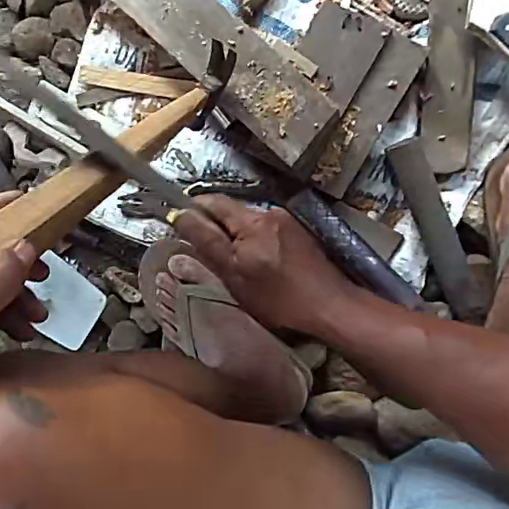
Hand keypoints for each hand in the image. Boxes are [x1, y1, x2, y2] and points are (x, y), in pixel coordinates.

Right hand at [172, 195, 361, 335]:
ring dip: (235, 234)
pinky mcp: (299, 233)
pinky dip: (254, 240)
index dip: (193, 209)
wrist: (330, 306)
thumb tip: (182, 216)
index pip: (213, 202)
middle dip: (214, 224)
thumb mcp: (234, 276)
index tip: (179, 223)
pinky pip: (267, 230)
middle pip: (232, 211)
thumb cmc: (278, 298)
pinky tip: (257, 262)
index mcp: (251, 222)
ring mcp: (288, 221)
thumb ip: (207, 243)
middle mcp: (270, 213)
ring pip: (249, 222)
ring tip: (230, 259)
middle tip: (202, 246)